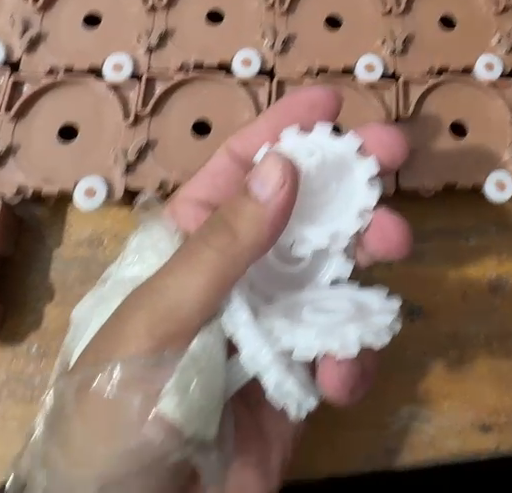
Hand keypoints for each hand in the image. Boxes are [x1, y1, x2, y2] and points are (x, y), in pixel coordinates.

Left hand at [70, 87, 411, 491]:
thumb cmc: (116, 412)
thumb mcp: (158, 321)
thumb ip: (223, 247)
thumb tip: (284, 166)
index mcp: (188, 244)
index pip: (240, 169)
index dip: (284, 128)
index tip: (333, 100)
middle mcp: (235, 274)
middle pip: (302, 210)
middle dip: (348, 177)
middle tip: (395, 154)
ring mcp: (268, 327)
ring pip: (332, 271)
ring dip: (365, 254)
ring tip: (393, 247)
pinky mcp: (295, 384)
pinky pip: (338, 350)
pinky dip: (351, 355)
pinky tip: (339, 375)